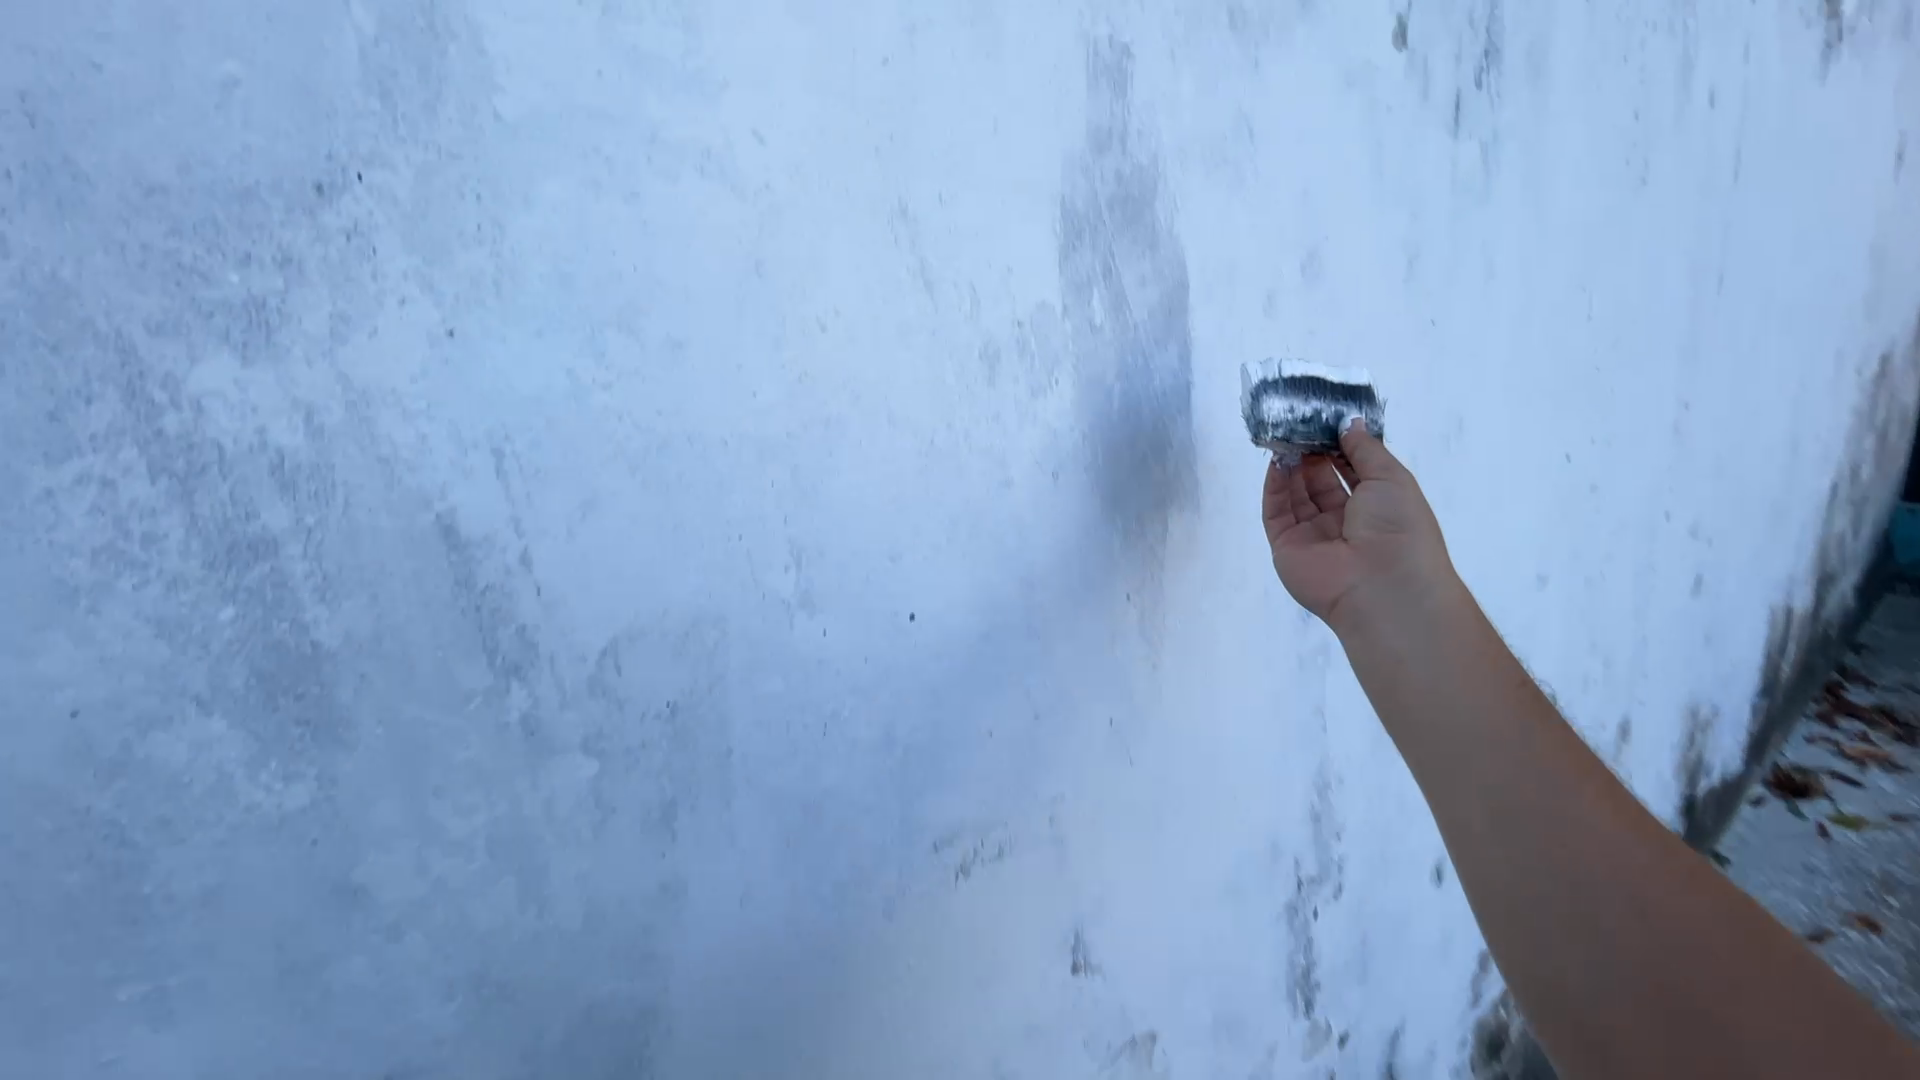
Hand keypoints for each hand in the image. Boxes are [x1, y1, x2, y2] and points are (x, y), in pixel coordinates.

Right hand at [1261, 421, 1453, 630]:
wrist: (1381, 585)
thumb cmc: (1398, 528)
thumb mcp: (1392, 478)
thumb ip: (1365, 449)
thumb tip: (1349, 423)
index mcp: (1375, 507)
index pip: (1351, 471)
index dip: (1338, 446)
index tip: (1326, 421)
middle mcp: (1343, 521)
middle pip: (1319, 481)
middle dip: (1310, 453)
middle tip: (1299, 425)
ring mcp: (1312, 535)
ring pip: (1296, 495)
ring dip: (1291, 466)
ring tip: (1285, 438)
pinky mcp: (1286, 546)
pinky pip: (1276, 513)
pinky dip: (1274, 488)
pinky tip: (1276, 463)